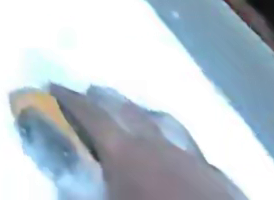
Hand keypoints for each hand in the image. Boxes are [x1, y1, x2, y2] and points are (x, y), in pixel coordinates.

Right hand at [51, 85, 243, 199]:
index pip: (88, 112)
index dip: (67, 98)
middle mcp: (156, 143)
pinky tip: (180, 158)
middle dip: (104, 98)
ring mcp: (194, 159)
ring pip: (164, 122)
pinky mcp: (224, 183)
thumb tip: (59, 178)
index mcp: (123, 150)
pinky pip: (195, 153)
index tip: (50, 85)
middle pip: (126, 108)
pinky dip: (179, 148)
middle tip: (89, 95)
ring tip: (132, 115)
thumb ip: (77, 191)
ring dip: (143, 115)